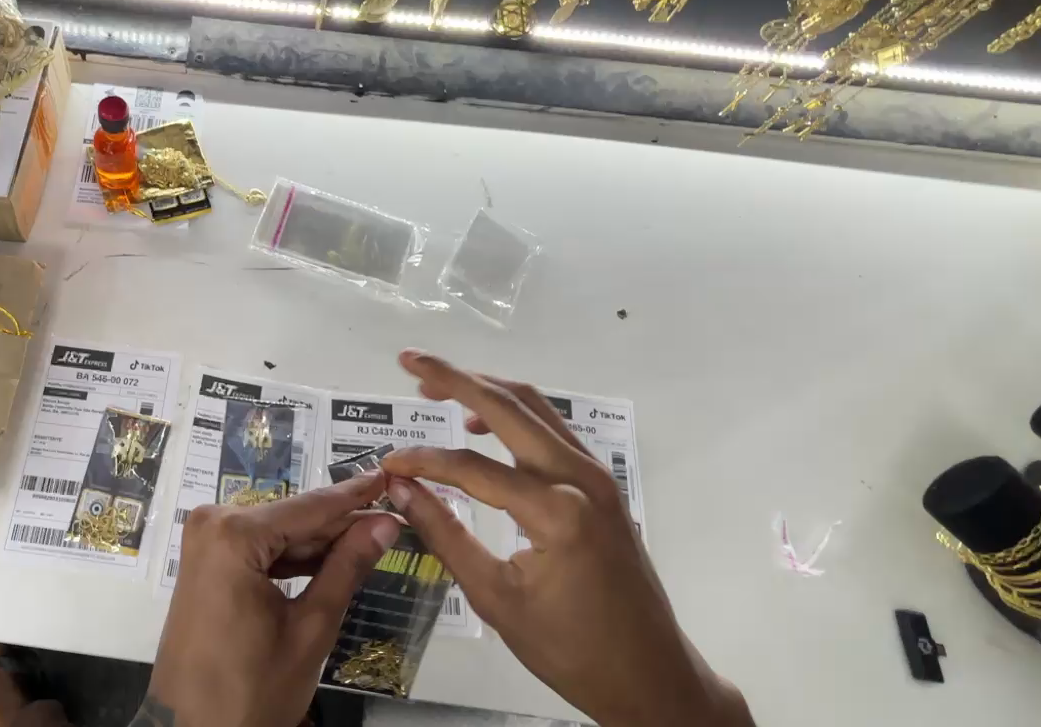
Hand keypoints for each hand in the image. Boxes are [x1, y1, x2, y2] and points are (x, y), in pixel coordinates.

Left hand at [141, 473, 398, 726]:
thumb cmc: (250, 690)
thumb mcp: (309, 629)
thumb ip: (346, 569)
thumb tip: (384, 525)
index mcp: (234, 534)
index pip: (309, 508)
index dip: (354, 495)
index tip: (389, 475)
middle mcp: (213, 522)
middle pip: (292, 518)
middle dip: (341, 522)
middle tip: (390, 517)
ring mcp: (205, 540)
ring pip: (277, 532)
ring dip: (320, 541)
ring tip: (372, 536)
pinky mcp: (206, 560)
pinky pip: (257, 548)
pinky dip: (291, 557)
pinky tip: (332, 558)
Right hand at [380, 351, 752, 726]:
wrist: (653, 679)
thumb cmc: (572, 650)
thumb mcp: (496, 599)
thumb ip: (444, 534)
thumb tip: (398, 488)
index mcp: (556, 511)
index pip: (471, 467)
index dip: (423, 461)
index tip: (387, 464)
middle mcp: (580, 476)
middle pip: (508, 405)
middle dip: (454, 377)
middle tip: (408, 361)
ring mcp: (595, 473)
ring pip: (533, 405)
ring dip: (483, 387)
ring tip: (435, 383)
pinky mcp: (599, 481)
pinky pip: (549, 427)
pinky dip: (511, 412)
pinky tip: (480, 424)